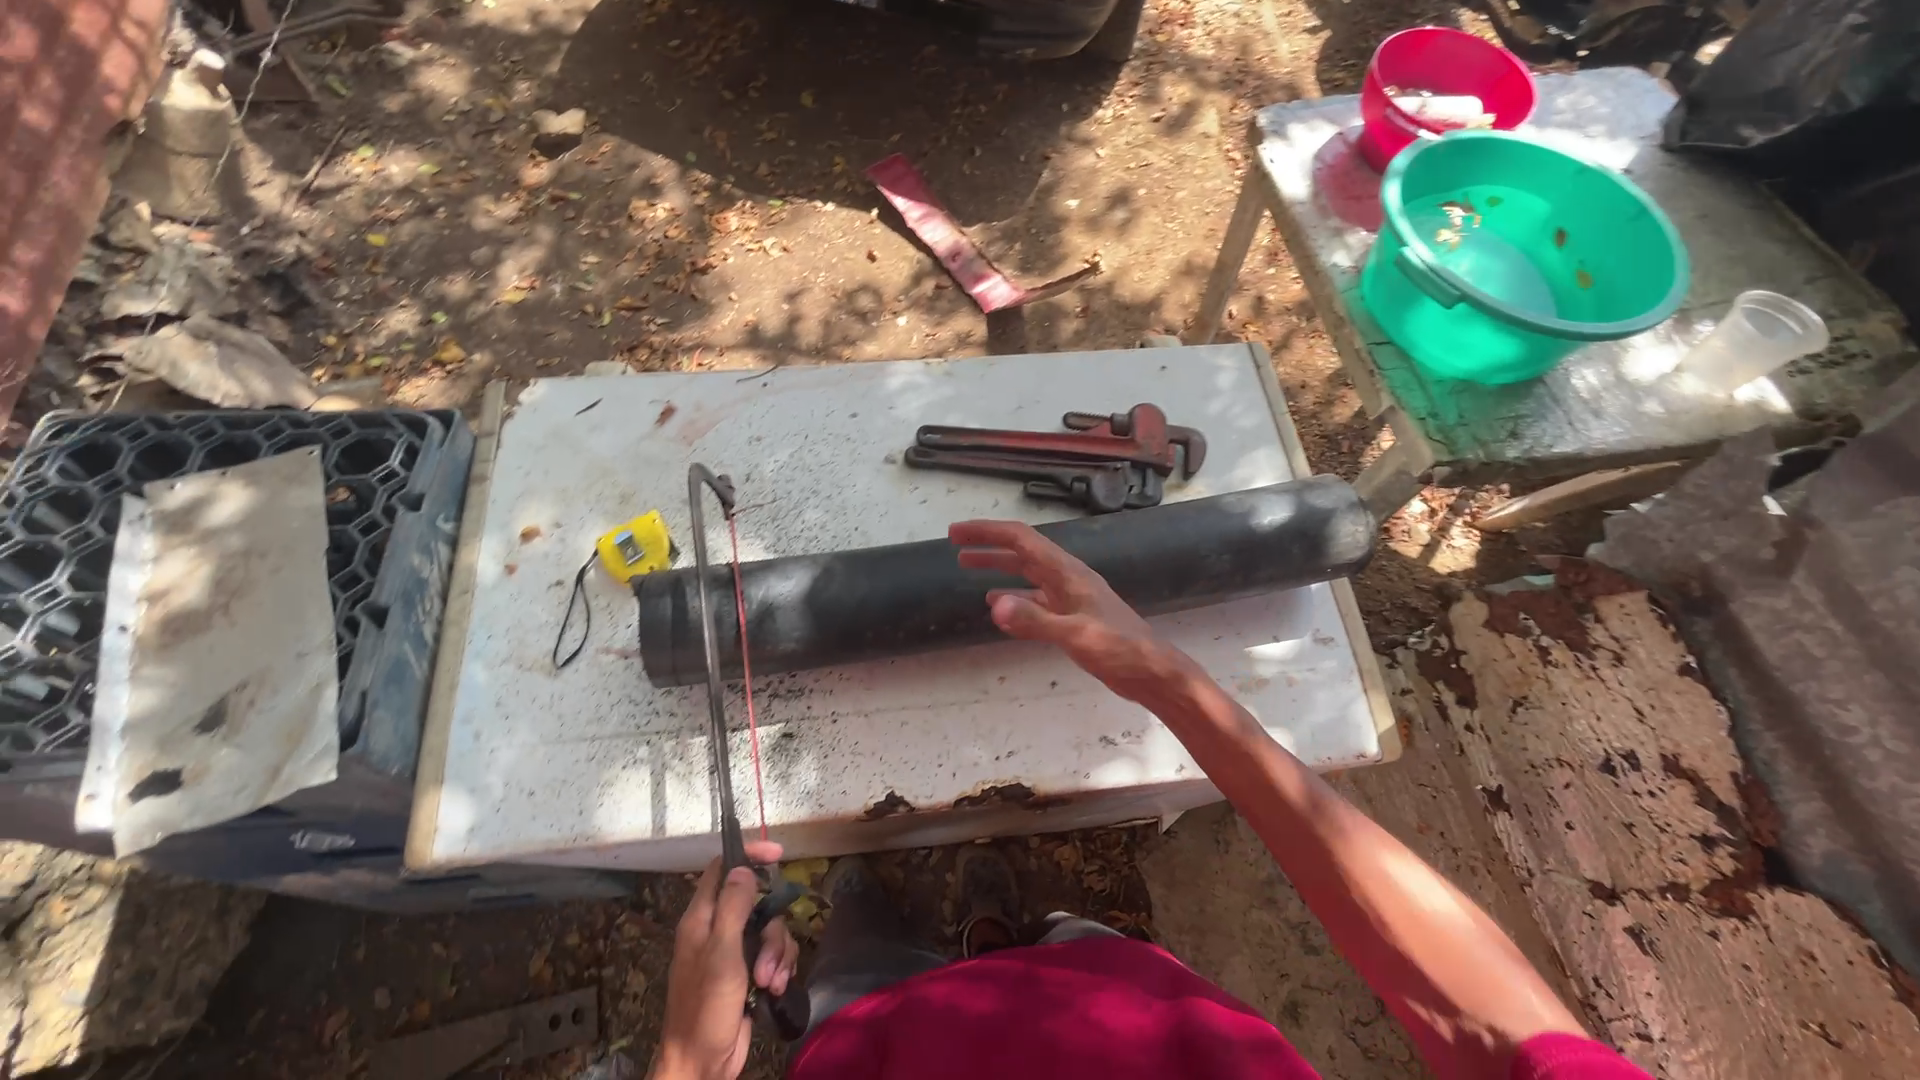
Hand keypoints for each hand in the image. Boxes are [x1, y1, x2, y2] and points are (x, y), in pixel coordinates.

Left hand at [652, 841, 799, 1079]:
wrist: (702, 1064)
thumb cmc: (705, 1008)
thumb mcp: (721, 953)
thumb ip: (733, 907)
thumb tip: (743, 868)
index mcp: (701, 919)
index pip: (722, 869)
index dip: (748, 856)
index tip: (778, 855)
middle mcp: (716, 931)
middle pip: (757, 903)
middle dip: (772, 930)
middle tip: (766, 960)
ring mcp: (733, 953)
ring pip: (769, 931)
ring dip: (777, 955)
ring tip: (769, 982)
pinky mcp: (749, 974)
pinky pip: (774, 955)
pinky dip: (779, 969)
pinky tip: (774, 989)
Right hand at [950, 520, 1185, 701]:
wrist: (1151, 672)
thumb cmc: (1119, 649)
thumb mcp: (1075, 634)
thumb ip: (1035, 620)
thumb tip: (993, 604)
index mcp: (1067, 573)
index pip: (1021, 540)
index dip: (987, 532)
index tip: (956, 533)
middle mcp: (1066, 579)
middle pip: (1021, 551)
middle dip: (988, 544)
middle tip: (955, 544)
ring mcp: (1069, 598)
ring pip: (1026, 574)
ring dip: (997, 567)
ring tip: (967, 566)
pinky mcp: (1071, 618)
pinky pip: (1035, 600)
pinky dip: (1013, 598)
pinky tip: (998, 607)